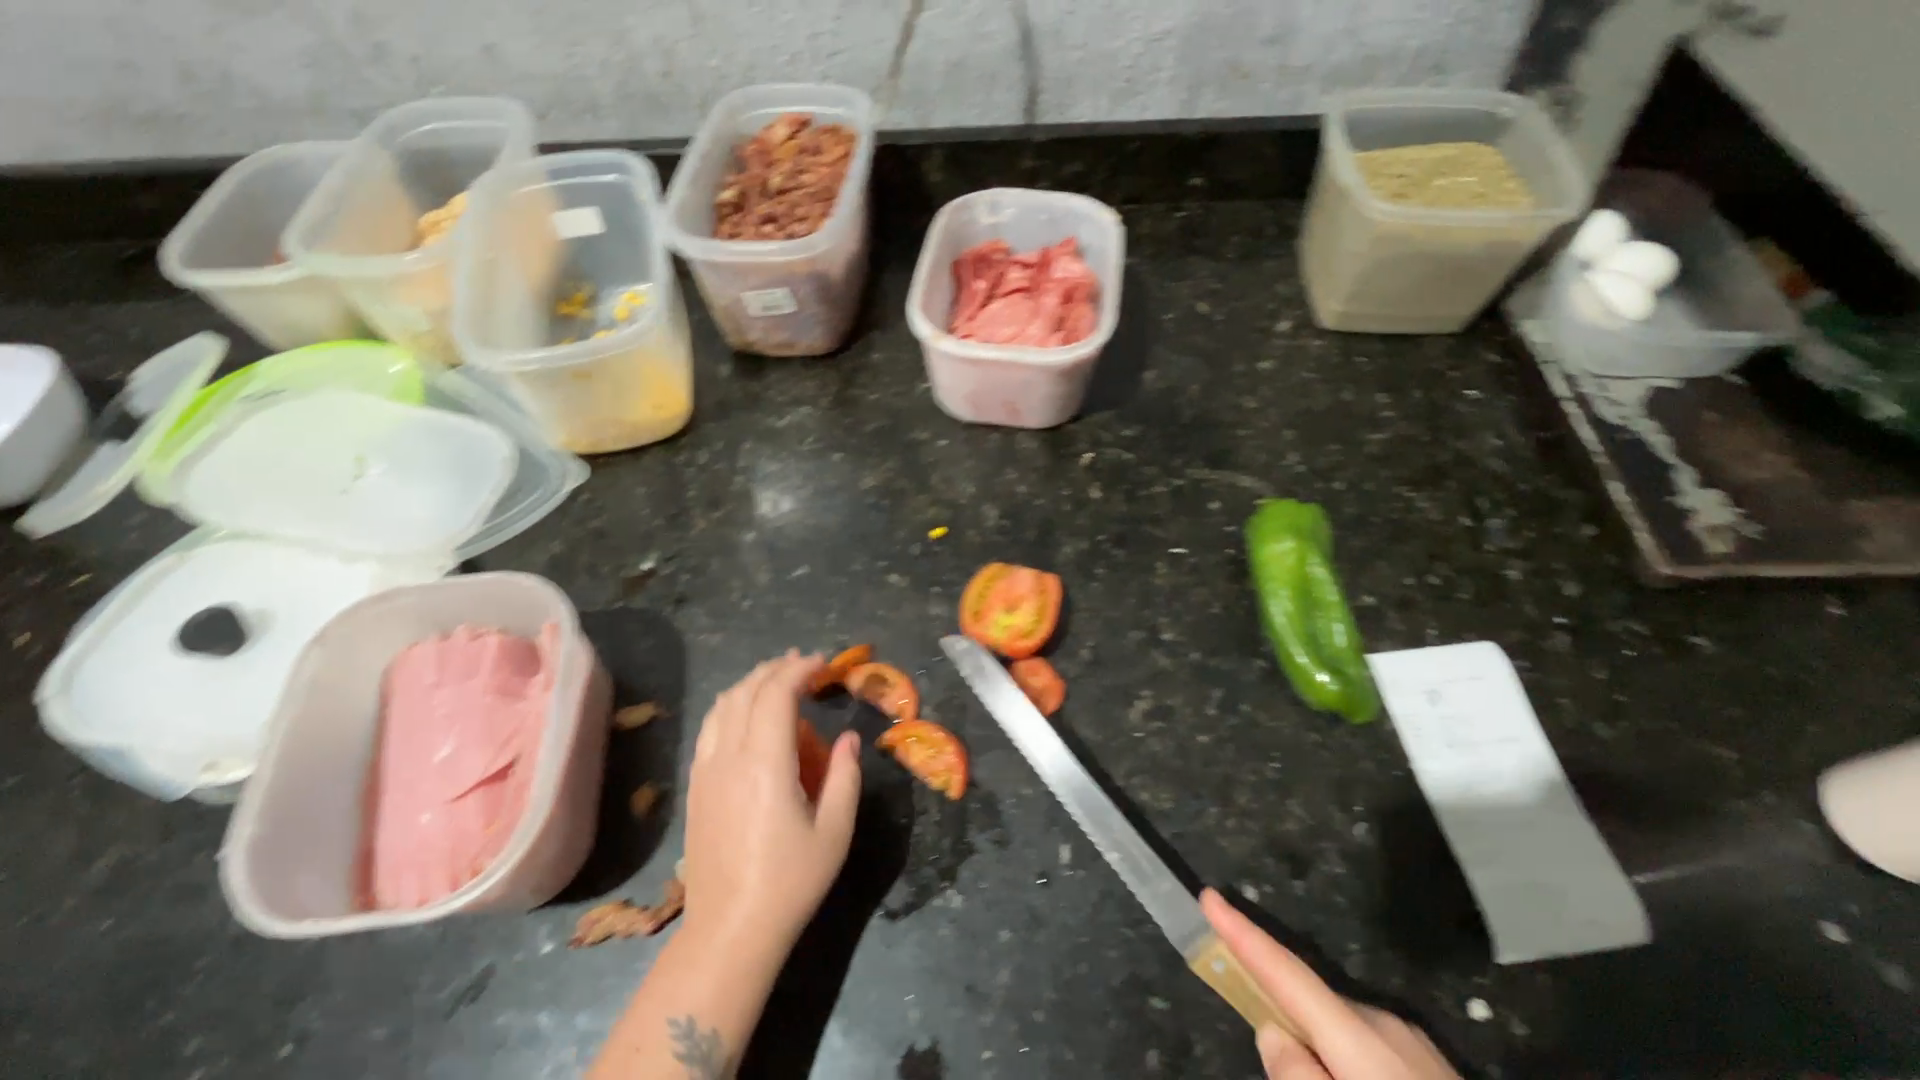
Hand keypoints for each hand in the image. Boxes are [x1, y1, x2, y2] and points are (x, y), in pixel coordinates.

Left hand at [683, 651, 862, 949]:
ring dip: (749, 685)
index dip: (798, 671)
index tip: (822, 663)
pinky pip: (709, 730)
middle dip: (774, 670)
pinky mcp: (695, 788)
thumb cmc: (791, 881)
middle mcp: (729, 757)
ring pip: (722, 707)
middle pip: (745, 692)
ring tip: (775, 681)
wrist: (731, 927)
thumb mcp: (835, 832)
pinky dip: (730, 708)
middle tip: (802, 665)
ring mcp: (706, 772)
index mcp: (766, 763)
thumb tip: (849, 739)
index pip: (776, 695)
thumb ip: (845, 777)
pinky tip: (745, 717)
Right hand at [1200, 890, 1461, 1079]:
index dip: (1244, 935)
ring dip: (1315, 1047)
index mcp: (1359, 1039)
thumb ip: (1297, 1079)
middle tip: (1274, 1062)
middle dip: (1278, 1014)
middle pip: (1310, 1004)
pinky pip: (1366, 1049)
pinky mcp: (1429, 1064)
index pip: (1287, 973)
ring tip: (1311, 1078)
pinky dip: (1342, 1060)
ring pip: (1339, 1030)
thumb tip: (1272, 1033)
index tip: (1210, 896)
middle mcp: (1384, 1026)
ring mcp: (1412, 1044)